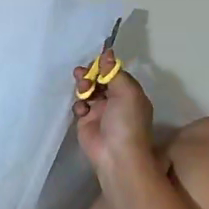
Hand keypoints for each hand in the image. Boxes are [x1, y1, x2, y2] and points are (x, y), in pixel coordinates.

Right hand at [73, 51, 156, 183]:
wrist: (116, 155)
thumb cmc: (127, 121)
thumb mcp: (127, 92)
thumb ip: (115, 72)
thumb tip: (107, 54)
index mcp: (129, 93)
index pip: (115, 73)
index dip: (104, 66)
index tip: (95, 61)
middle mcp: (115, 100)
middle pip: (99, 80)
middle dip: (90, 74)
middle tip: (81, 73)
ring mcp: (100, 111)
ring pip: (88, 91)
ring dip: (83, 86)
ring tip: (83, 89)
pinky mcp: (86, 122)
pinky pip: (79, 106)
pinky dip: (79, 104)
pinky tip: (82, 108)